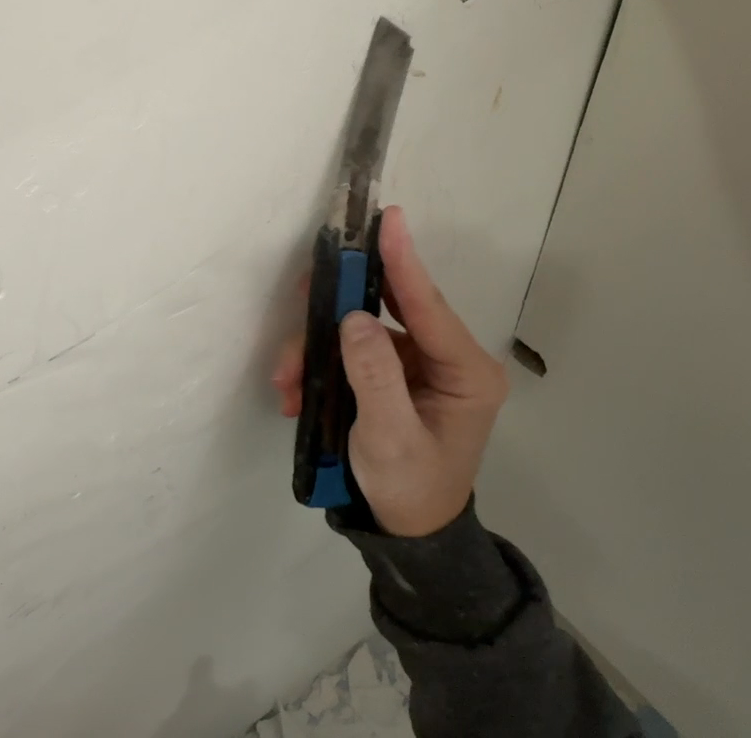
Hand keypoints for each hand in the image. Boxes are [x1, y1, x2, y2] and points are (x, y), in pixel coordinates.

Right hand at [271, 206, 508, 537]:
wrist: (407, 531)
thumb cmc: (407, 487)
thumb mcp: (388, 437)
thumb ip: (373, 375)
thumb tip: (353, 319)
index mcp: (465, 372)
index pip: (428, 306)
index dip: (403, 261)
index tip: (387, 219)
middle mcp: (447, 360)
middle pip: (392, 309)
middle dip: (340, 306)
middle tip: (305, 292)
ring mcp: (420, 367)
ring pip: (362, 332)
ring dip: (317, 349)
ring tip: (285, 379)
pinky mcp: (394, 376)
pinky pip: (353, 354)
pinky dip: (320, 367)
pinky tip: (295, 392)